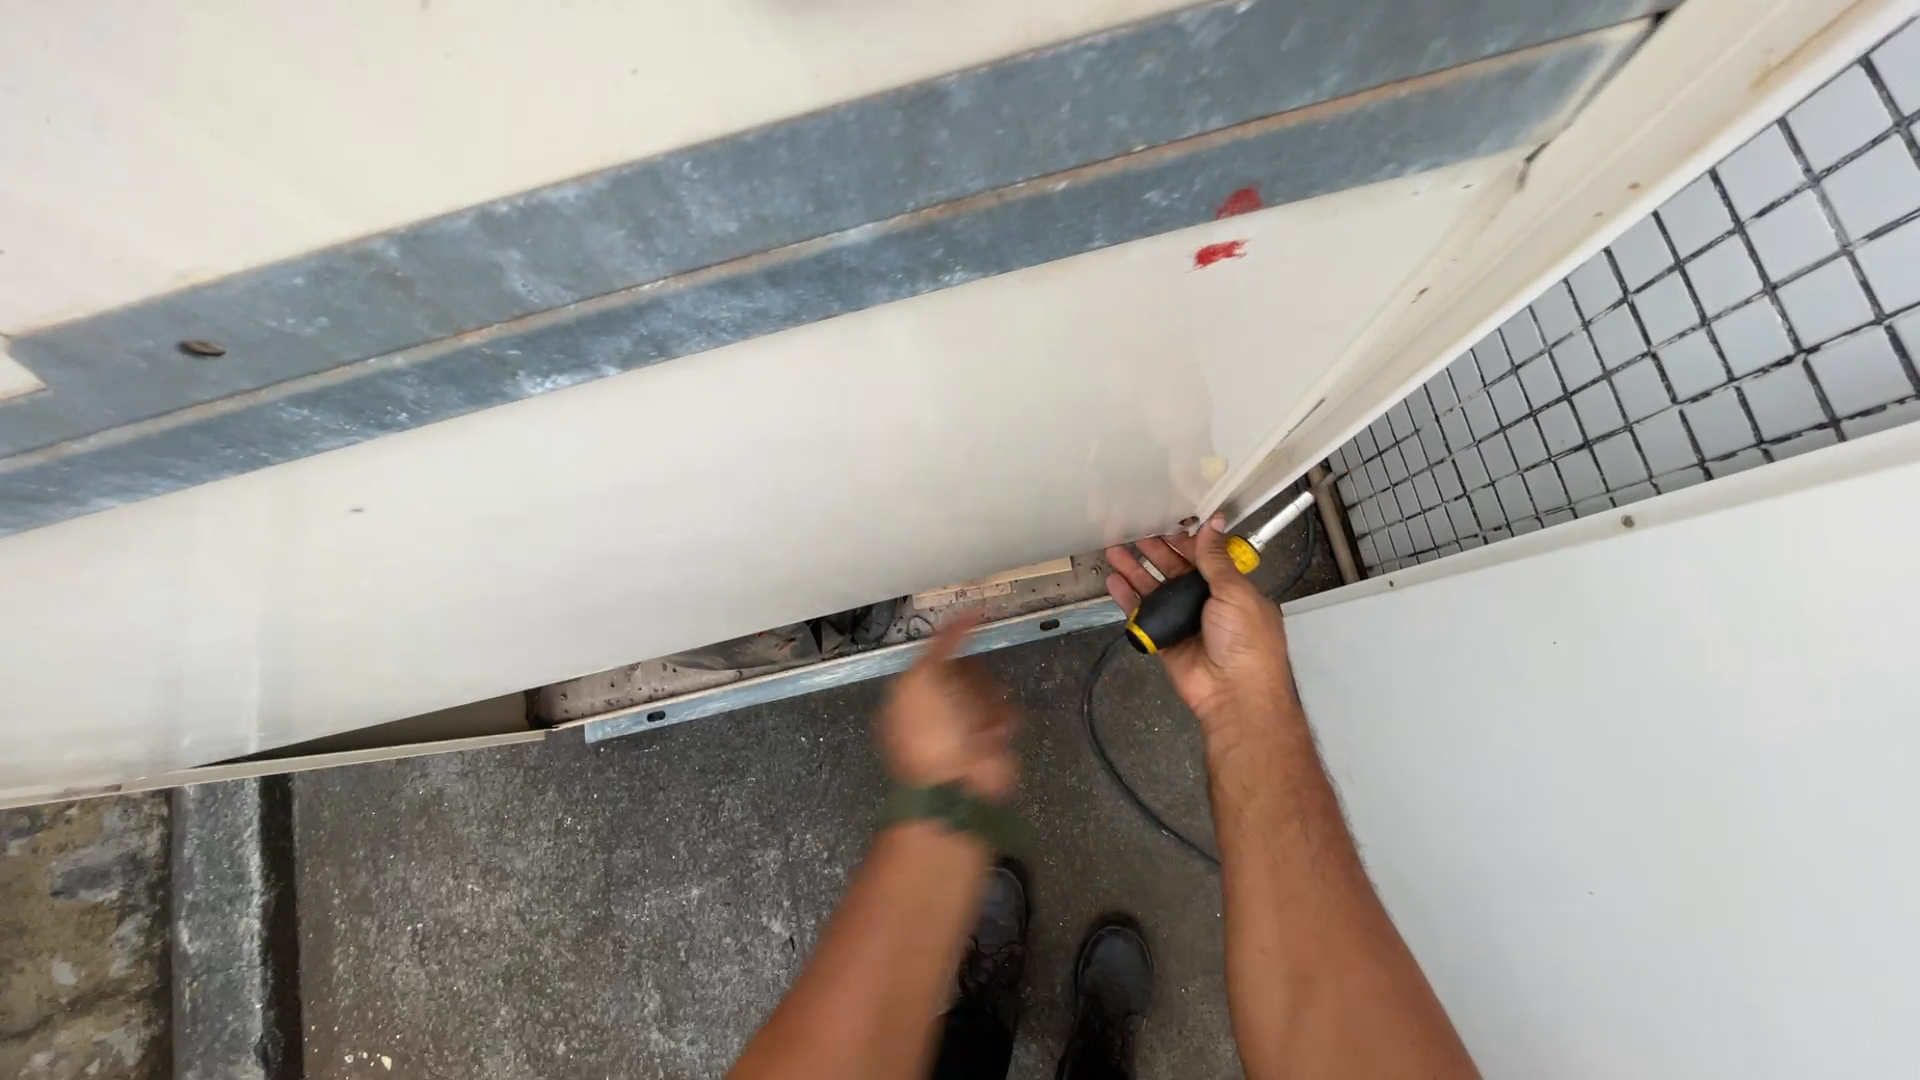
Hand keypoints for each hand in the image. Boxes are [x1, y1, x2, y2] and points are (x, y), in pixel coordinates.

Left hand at [877, 619, 1020, 801]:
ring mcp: (964, 725)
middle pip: (965, 670)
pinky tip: (992, 735)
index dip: (953, 634)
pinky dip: (1002, 720)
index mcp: (910, 695)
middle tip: (963, 701)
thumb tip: (959, 619)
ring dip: (987, 703)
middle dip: (970, 680)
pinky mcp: (992, 739)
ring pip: (988, 690)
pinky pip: (1005, 714)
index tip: (977, 613)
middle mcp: (935, 708)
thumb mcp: (919, 680)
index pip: (933, 653)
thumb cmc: (928, 732)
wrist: (955, 786)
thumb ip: (937, 645)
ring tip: (977, 725)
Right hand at [1105, 513, 1297, 738]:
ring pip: (1154, 589)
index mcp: (1231, 589)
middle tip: (1133, 532)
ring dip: (1135, 570)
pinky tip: (1114, 581)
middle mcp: (1206, 603)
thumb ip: (1215, 559)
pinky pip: (1142, 614)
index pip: (1204, 558)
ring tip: (1114, 550)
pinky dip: (1127, 598)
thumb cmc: (1245, 641)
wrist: (1234, 692)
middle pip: (1174, 571)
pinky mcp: (1163, 638)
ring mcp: (1182, 621)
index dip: (1184, 541)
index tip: (1165, 522)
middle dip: (1155, 552)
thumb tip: (1215, 523)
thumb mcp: (1235, 592)